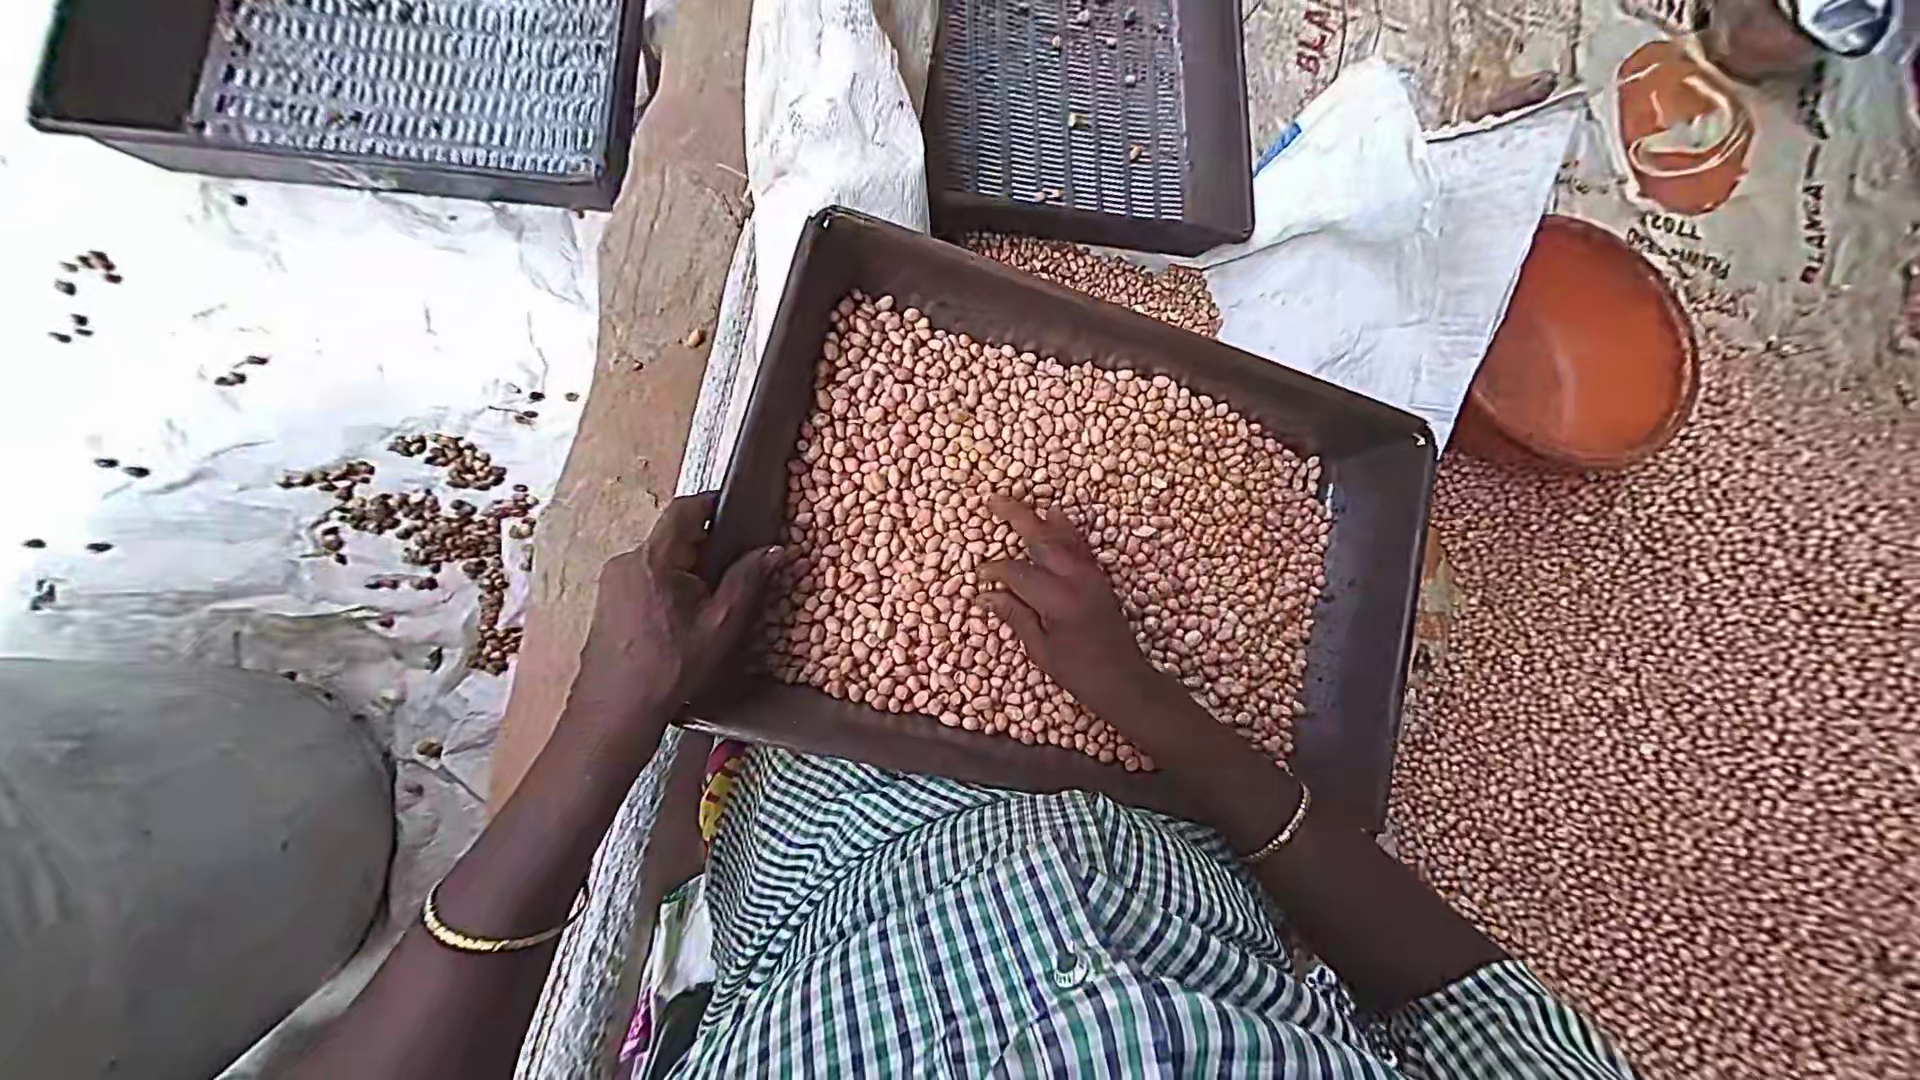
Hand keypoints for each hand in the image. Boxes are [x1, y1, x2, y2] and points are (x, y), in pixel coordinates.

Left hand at [565, 493, 780, 744]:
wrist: (616, 709)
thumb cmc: (670, 667)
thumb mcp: (722, 622)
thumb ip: (748, 579)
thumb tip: (775, 551)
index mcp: (654, 559)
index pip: (684, 509)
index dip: (712, 502)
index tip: (737, 508)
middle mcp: (627, 561)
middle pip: (674, 534)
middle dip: (707, 544)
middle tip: (736, 565)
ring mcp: (614, 579)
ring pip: (662, 555)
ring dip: (690, 565)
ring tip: (713, 595)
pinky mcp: (610, 597)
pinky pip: (647, 573)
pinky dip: (672, 580)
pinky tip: (687, 612)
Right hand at [974, 495, 1157, 710]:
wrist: (1124, 679)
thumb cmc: (1079, 671)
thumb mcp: (1040, 649)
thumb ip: (1015, 615)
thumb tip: (986, 595)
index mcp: (1057, 599)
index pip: (1017, 572)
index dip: (995, 571)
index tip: (980, 575)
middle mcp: (1076, 579)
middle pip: (1041, 538)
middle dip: (1016, 517)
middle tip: (993, 501)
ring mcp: (1091, 574)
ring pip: (1062, 535)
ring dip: (1039, 517)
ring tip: (1019, 503)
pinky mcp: (1099, 576)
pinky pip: (1078, 544)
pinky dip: (1063, 528)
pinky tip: (1054, 517)